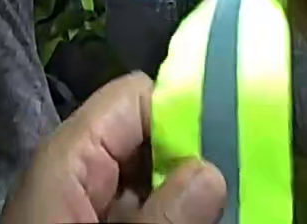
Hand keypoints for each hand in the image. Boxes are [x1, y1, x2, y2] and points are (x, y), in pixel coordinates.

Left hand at [0, 71, 226, 223]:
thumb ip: (161, 220)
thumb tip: (213, 172)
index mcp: (72, 156)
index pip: (138, 96)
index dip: (184, 111)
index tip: (230, 143)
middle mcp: (79, 168)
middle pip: (150, 134)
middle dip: (192, 161)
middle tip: (235, 188)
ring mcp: (86, 204)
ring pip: (152, 175)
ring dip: (187, 196)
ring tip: (227, 209)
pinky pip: (142, 209)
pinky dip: (170, 218)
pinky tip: (201, 222)